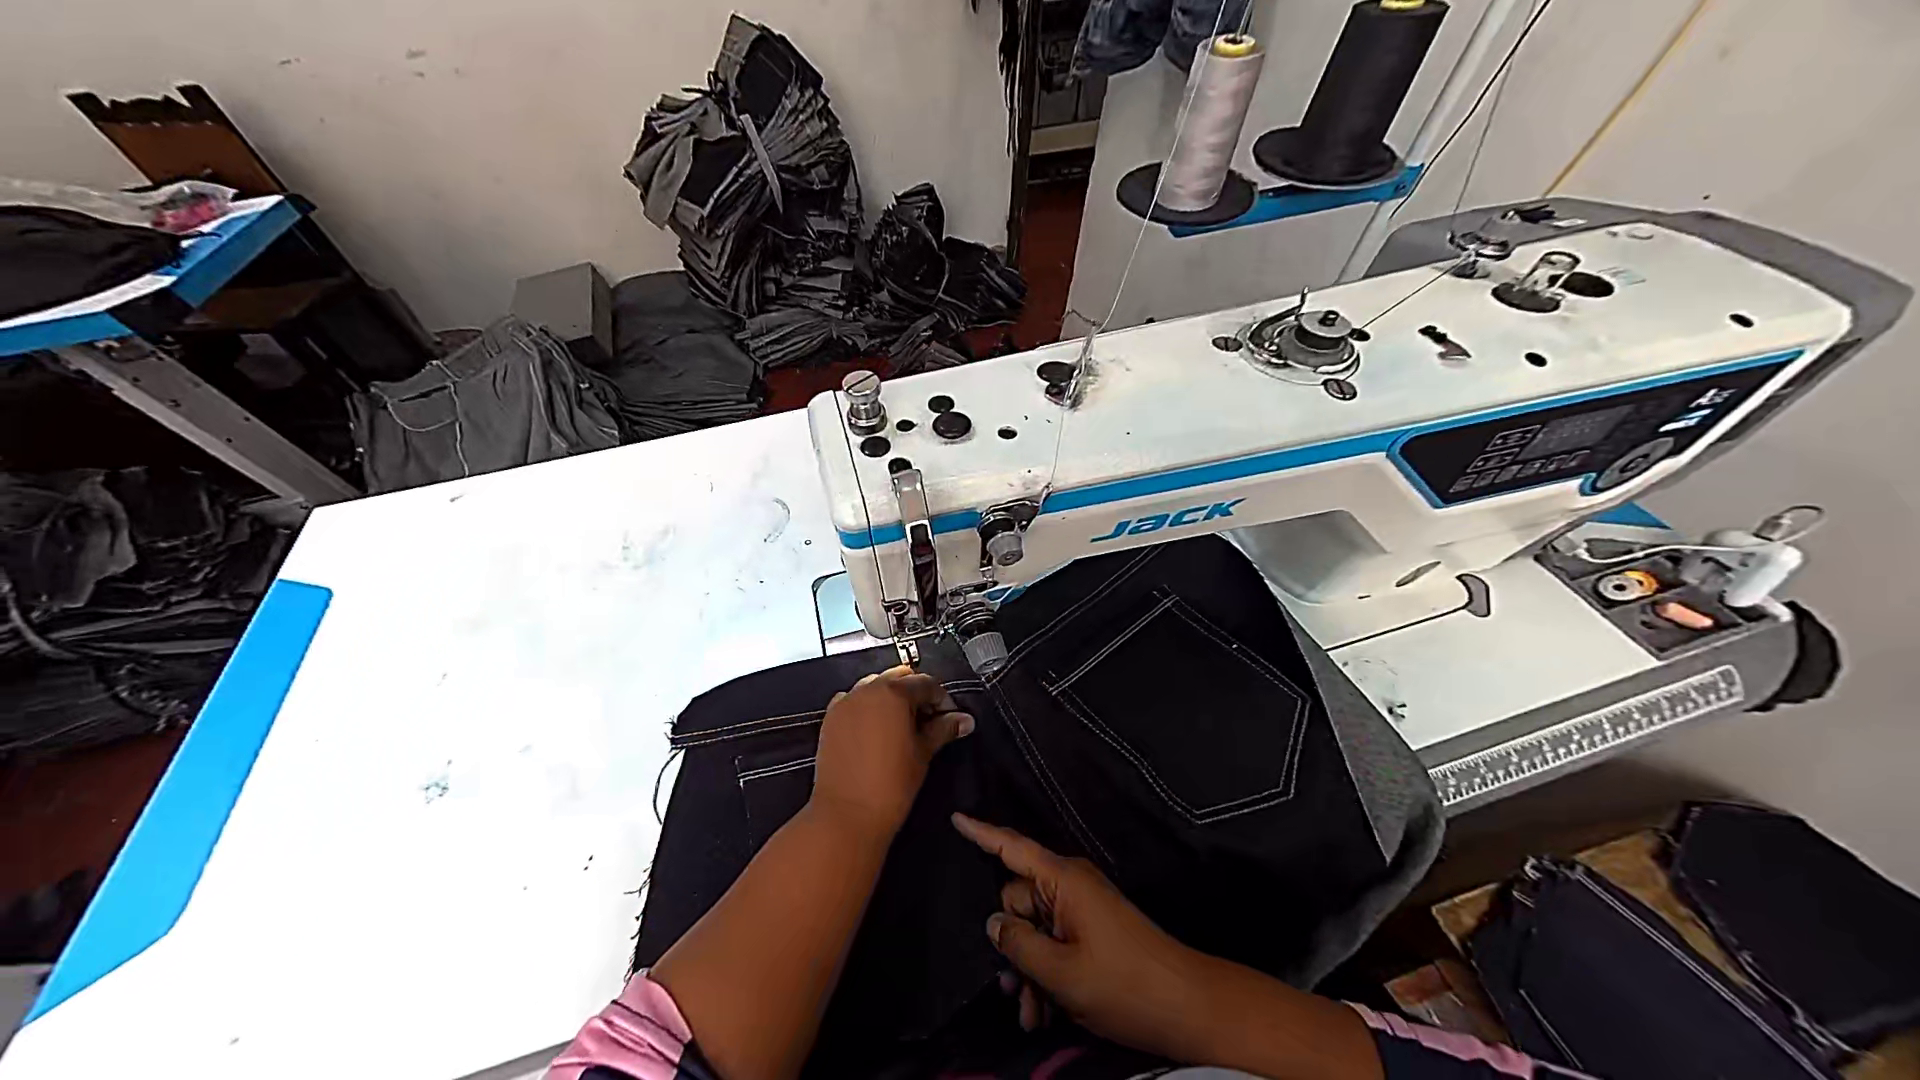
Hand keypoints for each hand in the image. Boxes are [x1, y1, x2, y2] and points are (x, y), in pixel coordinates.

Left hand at [808, 666, 973, 838]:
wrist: (846, 814)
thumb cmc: (892, 783)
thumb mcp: (923, 753)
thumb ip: (943, 729)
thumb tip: (965, 720)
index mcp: (893, 693)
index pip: (926, 684)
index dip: (943, 699)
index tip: (950, 719)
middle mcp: (867, 689)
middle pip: (899, 678)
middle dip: (916, 693)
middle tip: (928, 720)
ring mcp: (845, 702)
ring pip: (875, 685)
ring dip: (892, 697)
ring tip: (902, 725)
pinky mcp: (830, 718)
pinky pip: (853, 700)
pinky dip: (867, 706)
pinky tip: (875, 729)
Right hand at [952, 814, 1216, 1057]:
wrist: (1186, 1007)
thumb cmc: (1124, 985)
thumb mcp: (1061, 972)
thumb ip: (1018, 943)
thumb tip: (994, 923)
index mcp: (1064, 879)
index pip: (1013, 847)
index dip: (981, 833)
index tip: (955, 818)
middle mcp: (1070, 884)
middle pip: (1018, 900)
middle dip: (1011, 945)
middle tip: (1015, 992)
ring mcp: (1082, 906)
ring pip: (1034, 928)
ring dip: (1028, 969)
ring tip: (1034, 1014)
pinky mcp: (1091, 927)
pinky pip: (1053, 940)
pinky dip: (1046, 972)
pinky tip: (1046, 1011)